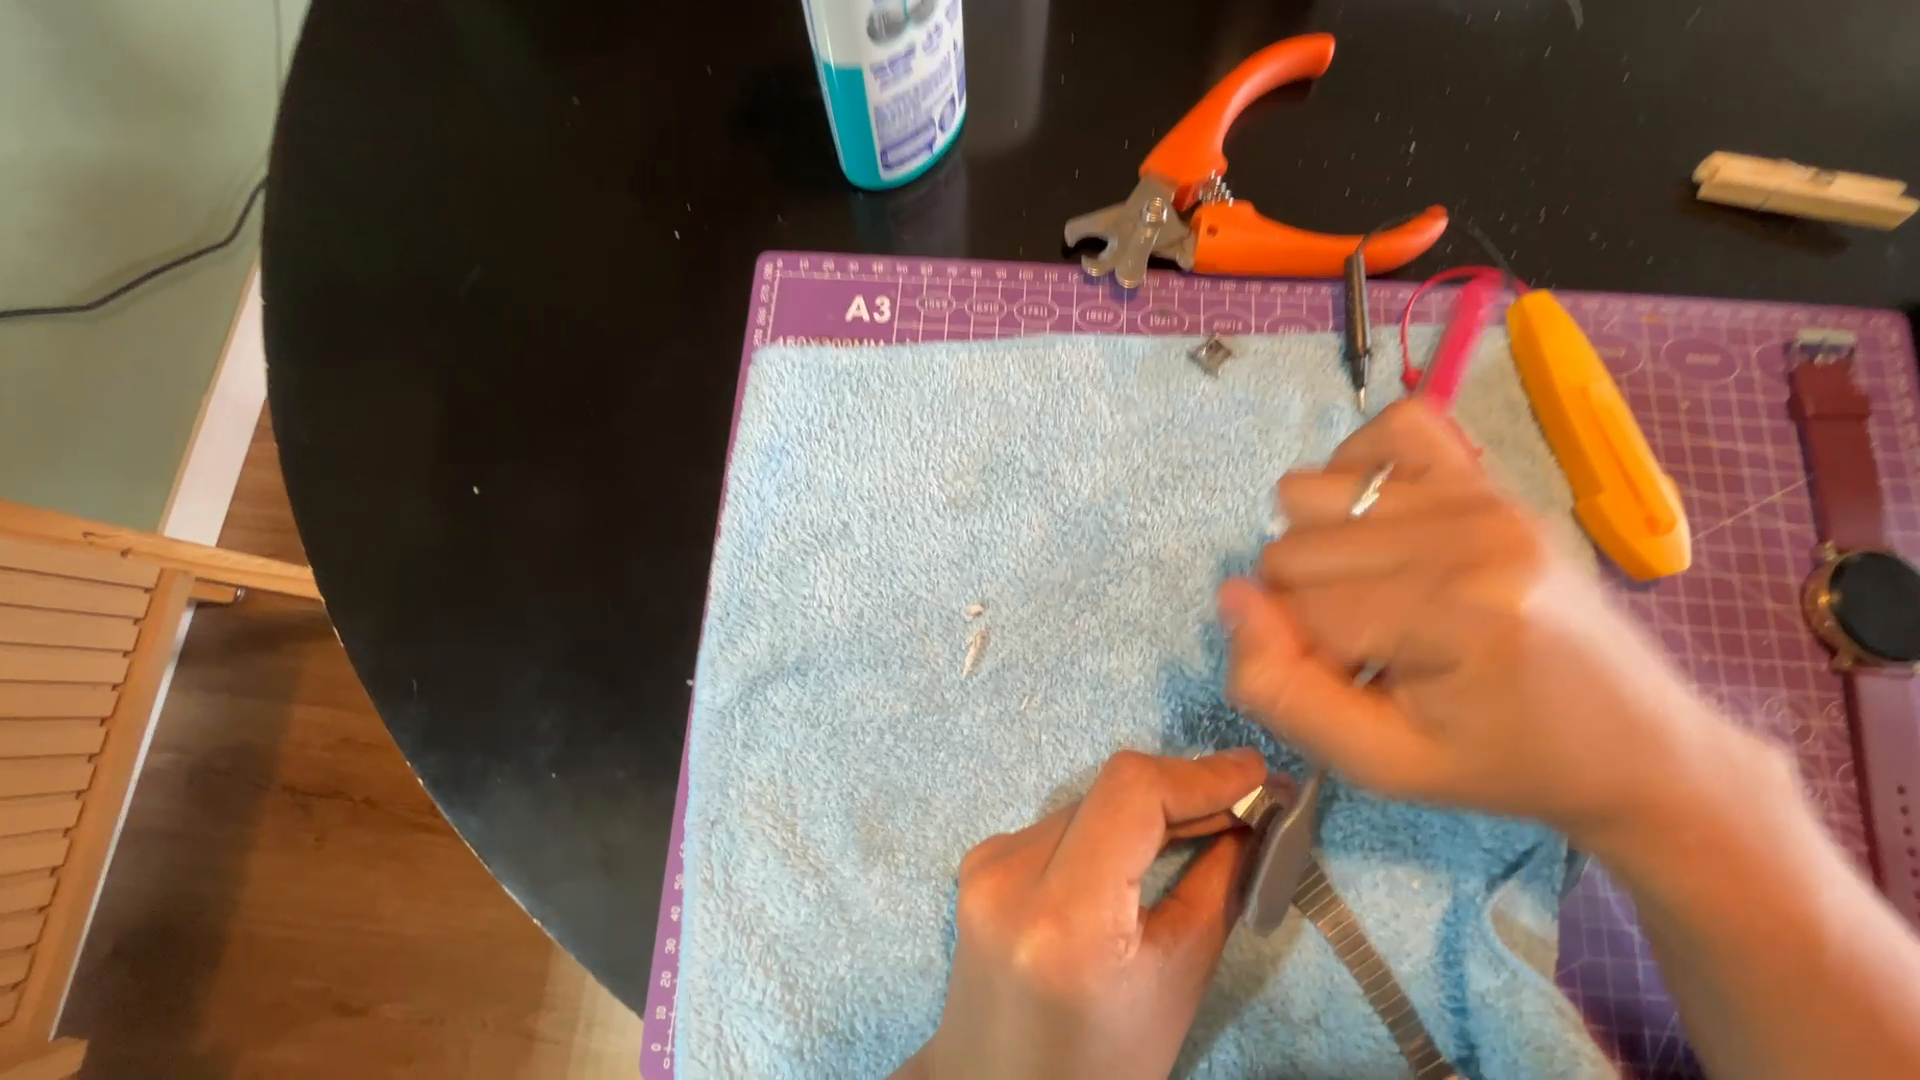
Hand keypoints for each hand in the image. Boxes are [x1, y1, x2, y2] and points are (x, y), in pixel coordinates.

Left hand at [900, 749, 1266, 1079]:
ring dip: (1152, 810)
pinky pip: (1064, 824)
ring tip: (1211, 822)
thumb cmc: (1102, 1063)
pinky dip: (1112, 829)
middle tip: (1252, 801)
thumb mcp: (1177, 981)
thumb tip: (1252, 819)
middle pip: (1112, 792)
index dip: (1199, 773)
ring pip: (1091, 804)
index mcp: (1063, 916)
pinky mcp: (982, 860)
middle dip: (1187, 791)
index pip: (1131, 793)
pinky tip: (1146, 848)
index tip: (1257, 773)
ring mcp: (988, 861)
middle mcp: (1011, 871)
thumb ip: (1217, 885)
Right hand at [1217, 401, 1754, 849]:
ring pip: (1310, 492)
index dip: (1300, 656)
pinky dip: (1356, 473)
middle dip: (1302, 605)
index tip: (1356, 686)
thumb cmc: (1500, 761)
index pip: (1295, 608)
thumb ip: (1282, 691)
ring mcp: (1481, 493)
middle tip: (1366, 649)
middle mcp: (1466, 532)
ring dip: (1318, 547)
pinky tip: (1377, 527)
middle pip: (1291, 546)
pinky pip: (1389, 428)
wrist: (1632, 741)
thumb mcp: (1380, 764)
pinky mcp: (1489, 476)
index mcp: (1454, 612)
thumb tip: (1231, 597)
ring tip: (1374, 593)